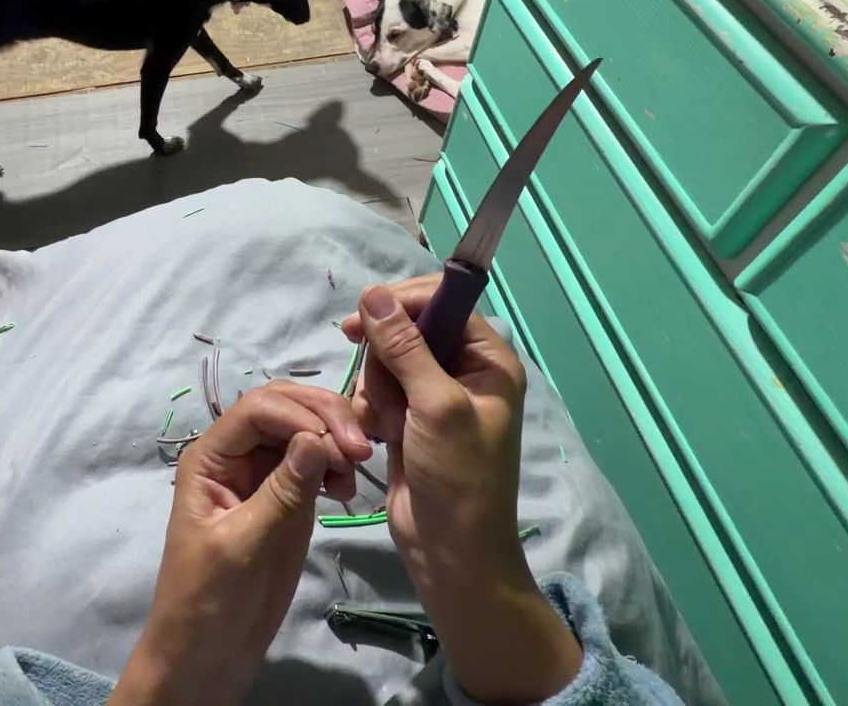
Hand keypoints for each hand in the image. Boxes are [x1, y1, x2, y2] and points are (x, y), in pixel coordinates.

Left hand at [110, 382, 370, 705]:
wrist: (207, 656)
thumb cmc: (208, 600)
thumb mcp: (243, 546)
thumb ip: (280, 492)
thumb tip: (316, 439)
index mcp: (211, 455)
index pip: (258, 409)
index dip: (300, 415)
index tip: (339, 444)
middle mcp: (237, 452)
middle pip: (283, 407)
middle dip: (323, 417)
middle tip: (360, 449)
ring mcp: (263, 472)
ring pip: (302, 428)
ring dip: (334, 437)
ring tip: (355, 471)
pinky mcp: (287, 495)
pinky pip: (314, 461)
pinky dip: (335, 463)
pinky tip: (346, 488)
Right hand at [342, 277, 582, 701]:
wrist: (449, 553)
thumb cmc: (458, 477)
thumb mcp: (435, 406)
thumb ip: (404, 346)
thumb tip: (372, 292)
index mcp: (486, 360)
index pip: (442, 302)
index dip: (402, 303)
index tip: (361, 315)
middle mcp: (462, 370)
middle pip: (407, 328)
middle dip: (385, 356)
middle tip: (382, 391)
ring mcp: (432, 395)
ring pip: (385, 358)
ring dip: (376, 386)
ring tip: (386, 424)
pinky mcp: (408, 416)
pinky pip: (377, 388)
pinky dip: (370, 406)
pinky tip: (375, 433)